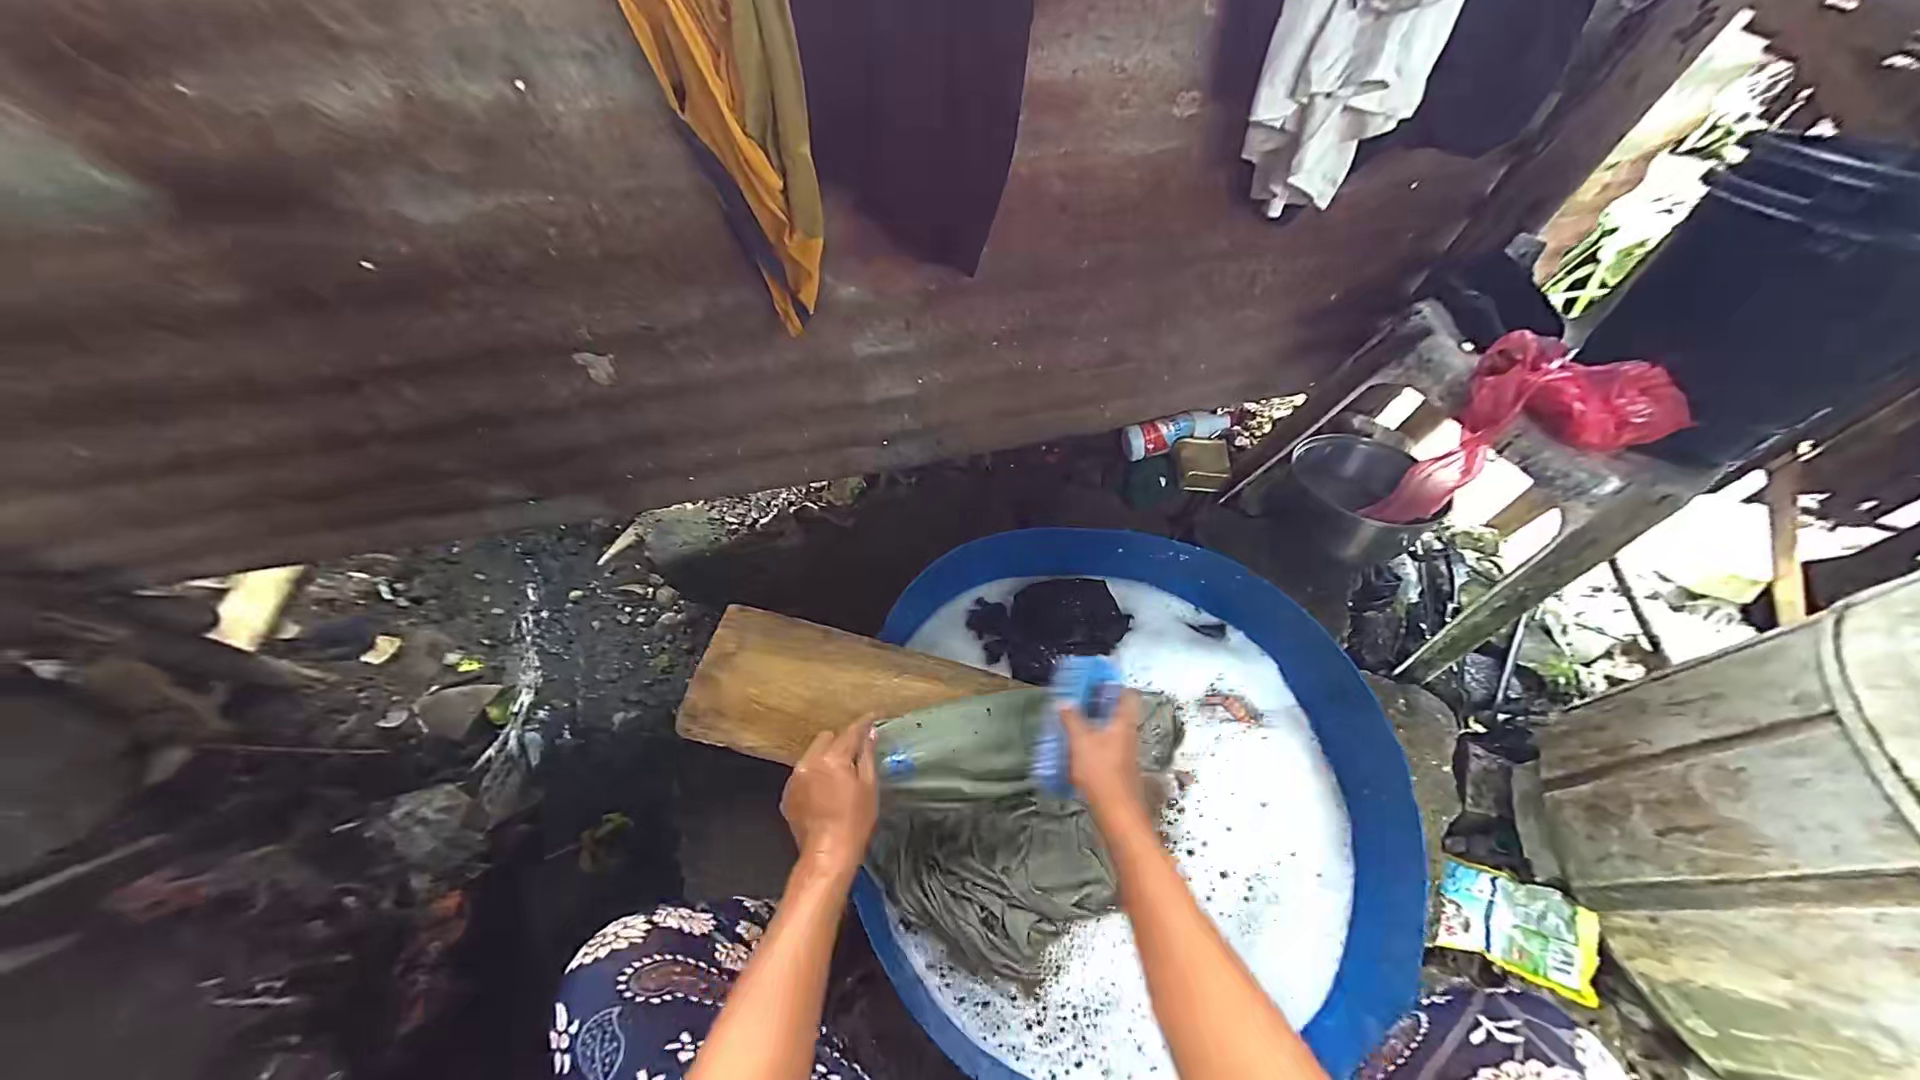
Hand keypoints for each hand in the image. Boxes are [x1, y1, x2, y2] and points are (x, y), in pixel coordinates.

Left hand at [781, 720, 877, 878]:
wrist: (828, 855)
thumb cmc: (855, 822)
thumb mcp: (869, 786)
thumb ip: (867, 755)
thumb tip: (870, 733)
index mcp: (832, 758)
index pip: (850, 731)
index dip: (864, 723)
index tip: (873, 717)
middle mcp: (809, 762)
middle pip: (827, 737)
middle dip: (841, 742)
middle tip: (855, 756)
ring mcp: (795, 778)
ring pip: (812, 754)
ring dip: (826, 758)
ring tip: (839, 777)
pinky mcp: (788, 794)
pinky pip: (803, 773)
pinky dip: (814, 775)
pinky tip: (825, 792)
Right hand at [1061, 690, 1143, 819]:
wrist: (1116, 813)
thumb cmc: (1101, 772)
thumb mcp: (1080, 741)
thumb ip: (1071, 719)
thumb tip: (1064, 701)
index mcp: (1123, 723)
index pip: (1126, 694)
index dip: (1113, 684)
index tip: (1094, 679)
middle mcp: (1128, 735)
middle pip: (1116, 712)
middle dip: (1097, 705)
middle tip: (1077, 699)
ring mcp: (1124, 753)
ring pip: (1110, 730)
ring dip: (1093, 724)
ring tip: (1071, 721)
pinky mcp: (1118, 769)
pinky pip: (1105, 748)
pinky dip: (1092, 743)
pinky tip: (1075, 749)